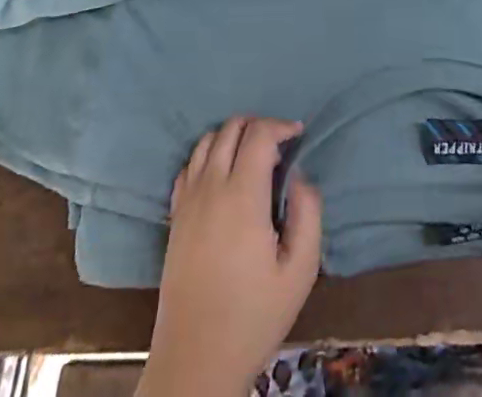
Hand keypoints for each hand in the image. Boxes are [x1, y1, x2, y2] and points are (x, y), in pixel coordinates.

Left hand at [138, 117, 322, 396]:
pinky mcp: (174, 217)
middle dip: (258, 124)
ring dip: (232, 135)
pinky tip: (223, 174)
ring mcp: (186, 202)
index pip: (258, 135)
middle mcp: (210, 189)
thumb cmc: (255, 315)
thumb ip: (308, 213)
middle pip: (229, 129)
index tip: (299, 133)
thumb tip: (299, 177)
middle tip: (281, 142)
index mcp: (242, 198)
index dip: (281, 125)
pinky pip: (188, 166)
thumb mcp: (301, 270)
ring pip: (205, 142)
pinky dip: (207, 155)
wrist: (197, 357)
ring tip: (254, 153)